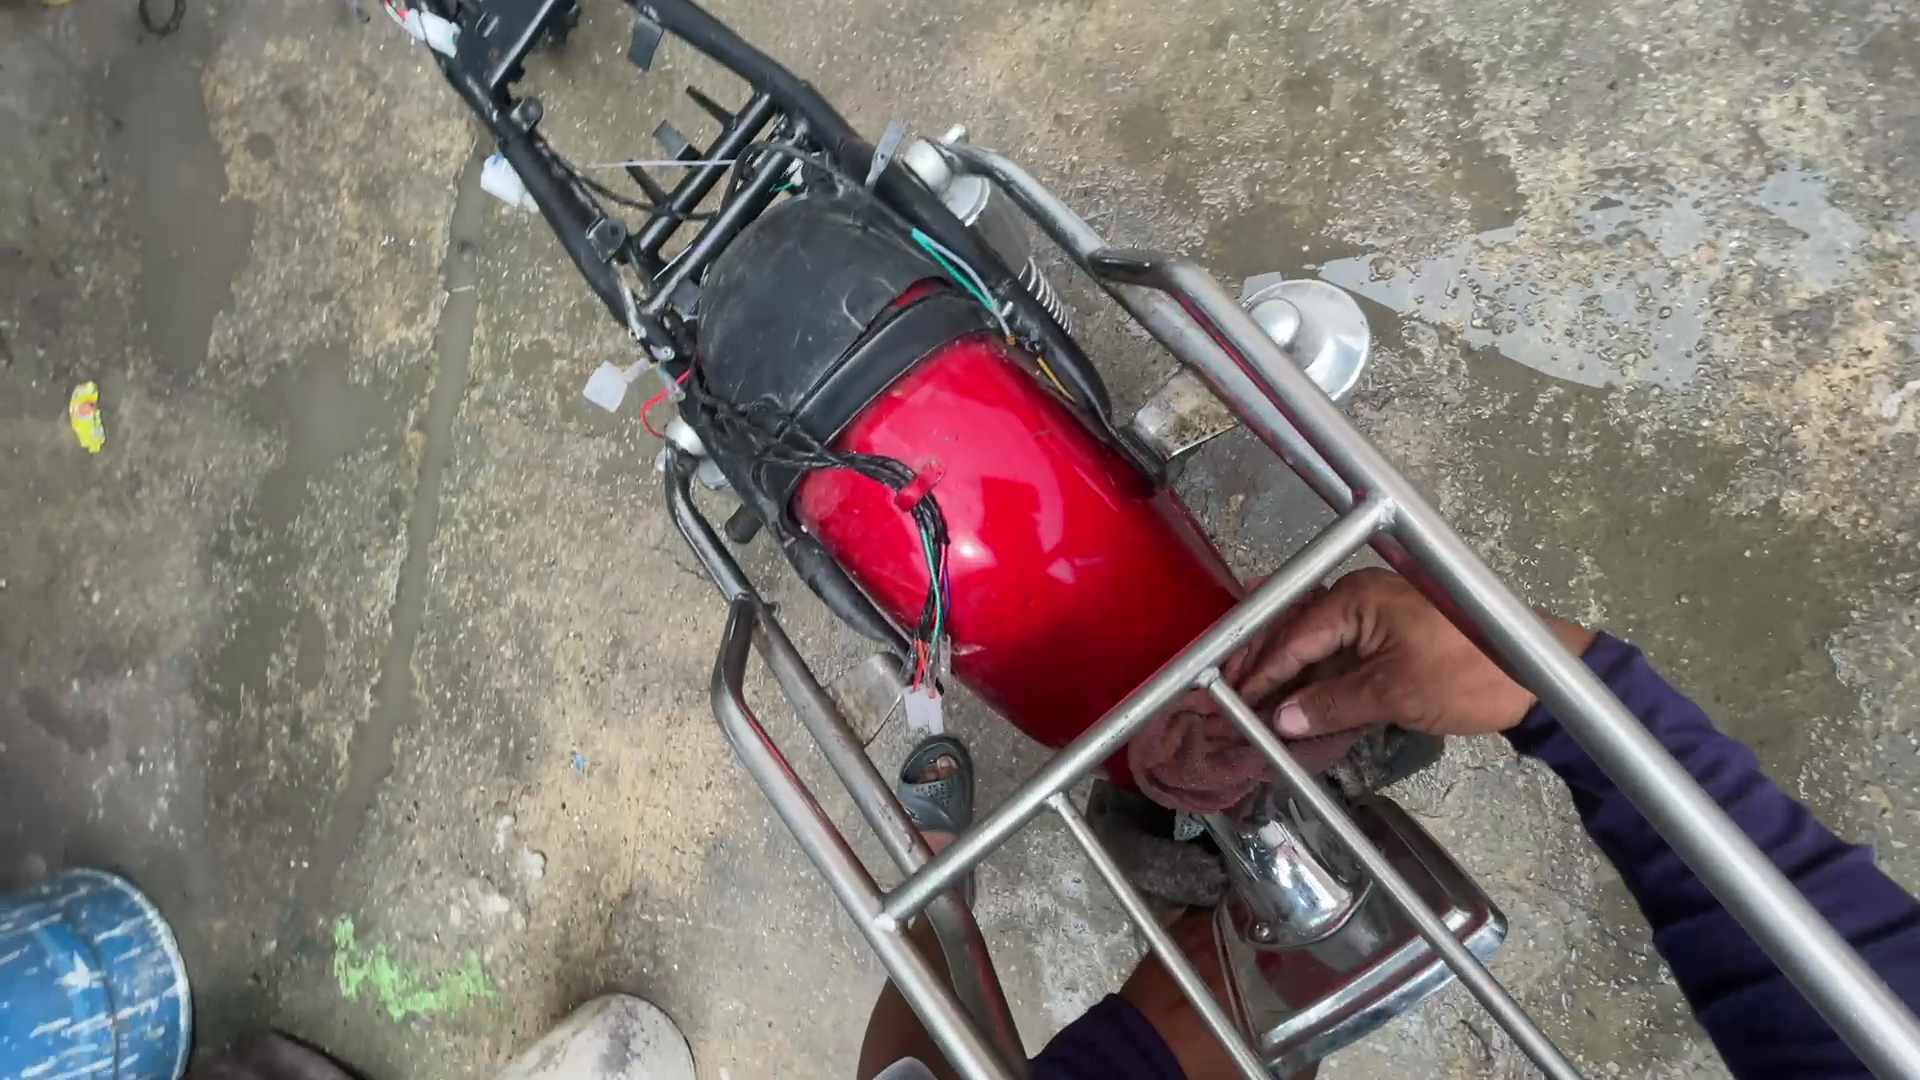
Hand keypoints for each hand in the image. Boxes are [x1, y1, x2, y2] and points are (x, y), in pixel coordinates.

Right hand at [1233, 568, 1595, 740]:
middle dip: (1266, 670)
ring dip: (1290, 678)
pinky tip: (1298, 701)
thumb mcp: (1395, 694)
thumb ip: (1330, 705)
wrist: (1546, 681)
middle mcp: (1357, 598)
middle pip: (1295, 636)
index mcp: (1355, 598)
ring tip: (1259, 705)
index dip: (1262, 673)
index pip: (1292, 637)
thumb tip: (1280, 721)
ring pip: (1315, 648)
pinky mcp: (1387, 637)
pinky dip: (1318, 681)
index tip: (1234, 700)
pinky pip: (1339, 657)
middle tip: (1235, 701)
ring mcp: (1372, 616)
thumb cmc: (1470, 675)